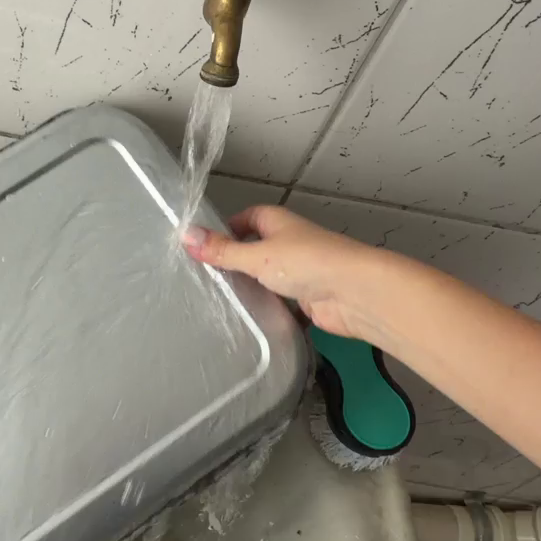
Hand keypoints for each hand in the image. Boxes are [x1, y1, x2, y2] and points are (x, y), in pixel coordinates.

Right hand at [182, 205, 404, 343]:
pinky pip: (282, 302)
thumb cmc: (306, 263)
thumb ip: (222, 251)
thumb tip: (184, 235)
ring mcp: (301, 272)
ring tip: (219, 303)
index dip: (226, 229)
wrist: (356, 294)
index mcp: (277, 222)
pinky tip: (249, 322)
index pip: (245, 219)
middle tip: (204, 279)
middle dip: (235, 262)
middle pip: (255, 249)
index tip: (203, 248)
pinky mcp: (308, 299)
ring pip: (268, 278)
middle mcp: (289, 243)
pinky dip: (269, 310)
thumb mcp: (256, 255)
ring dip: (252, 288)